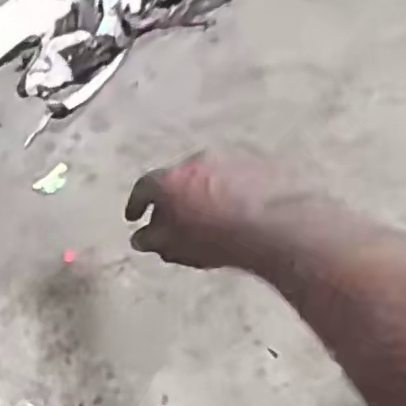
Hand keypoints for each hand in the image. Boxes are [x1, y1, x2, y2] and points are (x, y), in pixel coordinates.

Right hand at [125, 153, 303, 270]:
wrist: (271, 226)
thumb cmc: (216, 238)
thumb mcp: (174, 246)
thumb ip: (152, 240)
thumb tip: (141, 238)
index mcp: (170, 180)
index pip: (143, 189)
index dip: (135, 204)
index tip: (133, 217)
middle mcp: (197, 161)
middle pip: (176, 180)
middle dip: (170, 202)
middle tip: (169, 224)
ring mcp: (229, 159)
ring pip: (205, 178)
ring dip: (199, 197)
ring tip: (203, 224)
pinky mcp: (257, 164)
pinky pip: (232, 180)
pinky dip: (225, 195)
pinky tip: (231, 217)